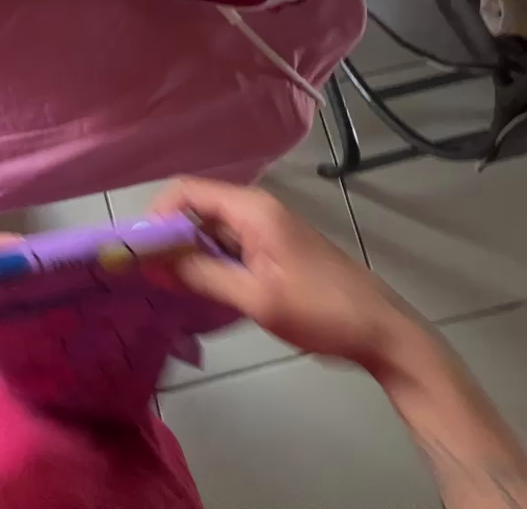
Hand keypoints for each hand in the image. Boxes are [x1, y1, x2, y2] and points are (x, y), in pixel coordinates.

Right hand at [150, 177, 426, 372]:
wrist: (385, 335)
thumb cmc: (321, 312)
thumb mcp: (256, 298)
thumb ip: (202, 275)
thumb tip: (155, 262)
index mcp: (252, 209)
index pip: (186, 191)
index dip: (157, 214)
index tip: (140, 248)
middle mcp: (256, 209)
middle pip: (195, 207)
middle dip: (168, 234)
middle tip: (149, 269)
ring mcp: (266, 228)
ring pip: (210, 226)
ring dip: (187, 249)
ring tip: (168, 280)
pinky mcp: (273, 247)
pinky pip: (227, 242)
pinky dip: (208, 258)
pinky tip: (199, 284)